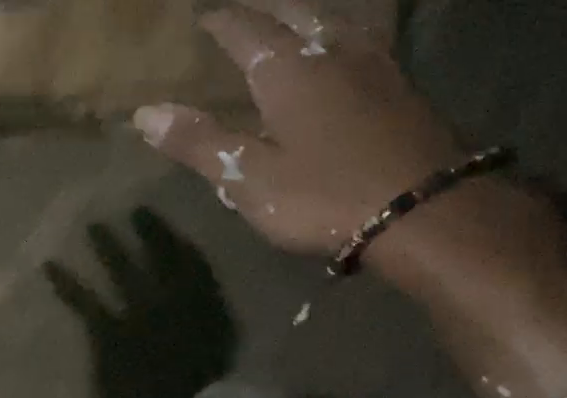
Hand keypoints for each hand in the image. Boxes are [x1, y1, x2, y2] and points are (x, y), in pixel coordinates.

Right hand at [133, 0, 466, 256]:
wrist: (421, 209)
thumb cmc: (321, 195)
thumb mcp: (247, 177)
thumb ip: (199, 142)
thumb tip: (145, 113)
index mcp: (291, 75)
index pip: (249, 34)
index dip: (223, 23)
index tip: (203, 16)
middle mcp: (334, 56)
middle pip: (298, 16)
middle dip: (267, 9)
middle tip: (245, 8)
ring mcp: (375, 67)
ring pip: (337, 22)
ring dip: (309, 14)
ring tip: (293, 16)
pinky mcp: (401, 87)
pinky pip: (365, 39)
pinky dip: (342, 32)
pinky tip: (343, 45)